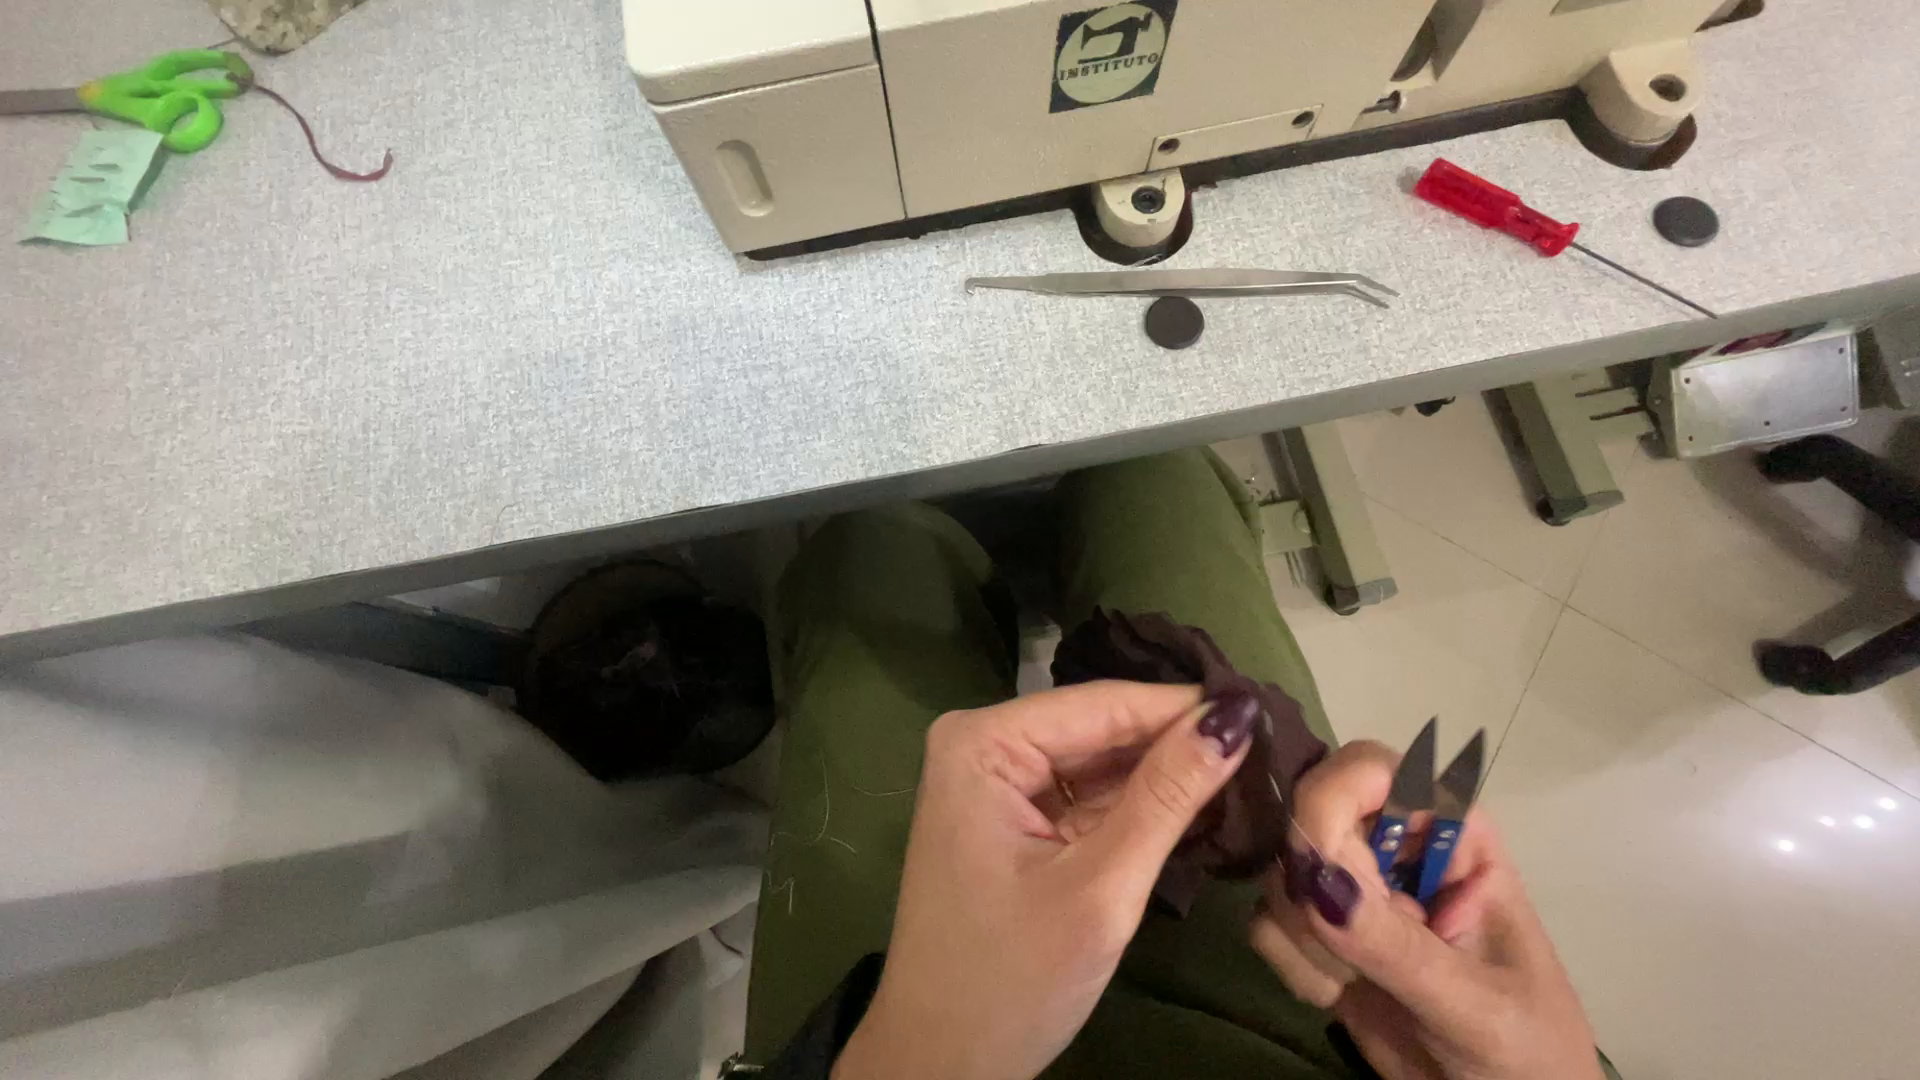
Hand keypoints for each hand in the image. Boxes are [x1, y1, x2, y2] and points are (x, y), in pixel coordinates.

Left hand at [832, 681, 1260, 1079]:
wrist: (941, 1060)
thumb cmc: (1011, 980)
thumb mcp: (1099, 888)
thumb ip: (1165, 797)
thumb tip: (1231, 719)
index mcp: (983, 742)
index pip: (1100, 704)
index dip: (1183, 705)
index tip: (1262, 708)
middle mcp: (983, 741)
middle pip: (1098, 727)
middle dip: (1176, 738)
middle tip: (1265, 741)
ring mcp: (996, 777)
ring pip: (1097, 758)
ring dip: (1163, 769)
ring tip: (1248, 763)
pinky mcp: (1013, 811)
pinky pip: (1085, 791)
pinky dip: (1137, 800)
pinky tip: (1198, 797)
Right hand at [1248, 742, 1603, 1079]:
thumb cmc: (1526, 1056)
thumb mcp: (1478, 1008)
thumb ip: (1399, 948)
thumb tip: (1319, 886)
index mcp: (1449, 833)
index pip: (1370, 767)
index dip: (1330, 799)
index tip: (1321, 867)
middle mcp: (1389, 842)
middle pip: (1307, 812)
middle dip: (1318, 890)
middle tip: (1354, 950)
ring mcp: (1346, 881)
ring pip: (1280, 867)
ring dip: (1307, 935)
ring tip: (1357, 981)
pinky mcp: (1313, 922)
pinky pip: (1264, 913)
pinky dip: (1290, 960)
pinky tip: (1335, 992)